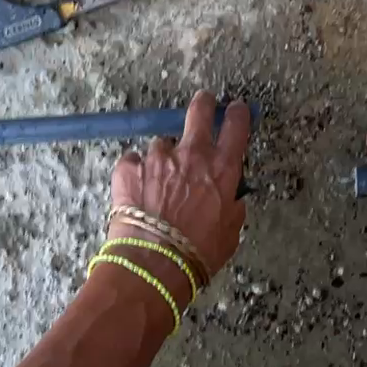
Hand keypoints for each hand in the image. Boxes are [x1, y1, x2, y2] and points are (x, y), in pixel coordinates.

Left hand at [109, 92, 250, 284]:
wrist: (153, 264)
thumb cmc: (198, 254)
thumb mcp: (230, 232)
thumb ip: (232, 208)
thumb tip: (231, 199)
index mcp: (222, 169)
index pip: (236, 126)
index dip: (237, 113)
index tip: (236, 108)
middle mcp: (191, 154)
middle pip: (199, 111)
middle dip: (203, 103)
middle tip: (203, 102)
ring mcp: (157, 157)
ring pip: (162, 145)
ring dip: (162, 159)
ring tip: (158, 186)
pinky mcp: (129, 166)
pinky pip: (135, 161)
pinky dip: (137, 173)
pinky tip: (137, 193)